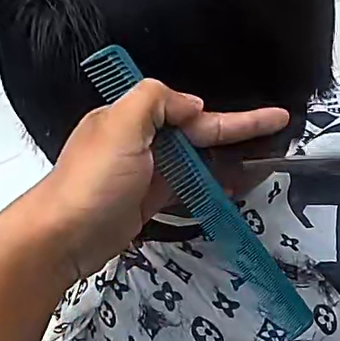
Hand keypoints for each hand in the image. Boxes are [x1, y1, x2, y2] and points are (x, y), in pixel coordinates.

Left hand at [2, 79, 288, 281]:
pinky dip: (213, 185)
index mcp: (133, 117)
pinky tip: (232, 187)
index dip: (233, 117)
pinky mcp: (151, 199)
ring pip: (199, 160)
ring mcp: (148, 172)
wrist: (62, 238)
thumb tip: (191, 103)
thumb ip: (153, 102)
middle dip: (238, 132)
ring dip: (230, 160)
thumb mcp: (119, 127)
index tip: (270, 118)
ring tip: (263, 164)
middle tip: (277, 129)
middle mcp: (142, 141)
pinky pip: (190, 186)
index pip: (191, 111)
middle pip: (200, 134)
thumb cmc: (91, 183)